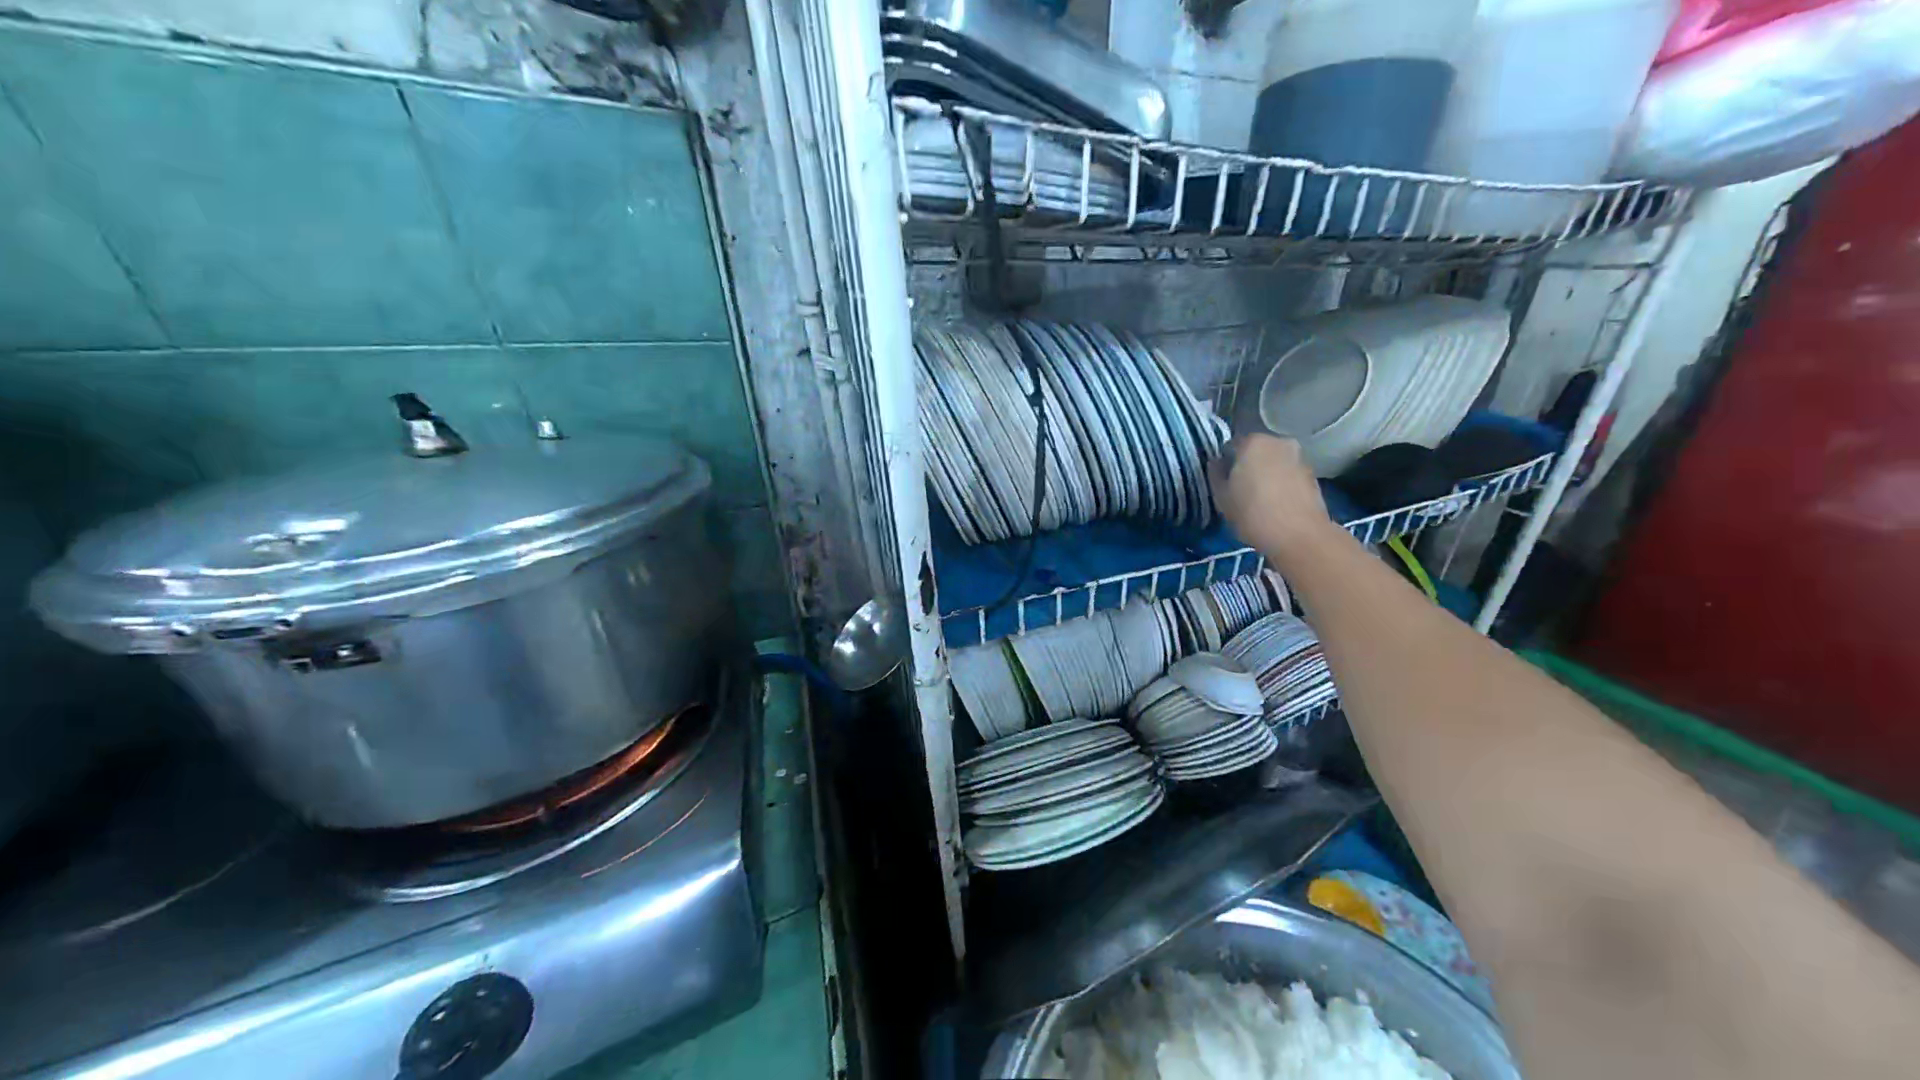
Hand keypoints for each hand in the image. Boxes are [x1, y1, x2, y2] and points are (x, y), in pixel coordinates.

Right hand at [1208, 434, 1338, 559]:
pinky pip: (1289, 474)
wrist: (1300, 536)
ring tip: (1260, 499)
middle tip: (1240, 490)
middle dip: (1248, 465)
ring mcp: (1299, 457)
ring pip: (1274, 462)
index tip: (1223, 481)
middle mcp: (1278, 442)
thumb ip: (1216, 474)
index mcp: (1252, 442)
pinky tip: (1276, 504)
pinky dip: (1282, 483)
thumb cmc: (1253, 513)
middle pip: (1256, 451)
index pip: (1231, 446)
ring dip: (1267, 474)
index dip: (1225, 464)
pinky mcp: (1313, 475)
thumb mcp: (1221, 497)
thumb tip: (1218, 463)